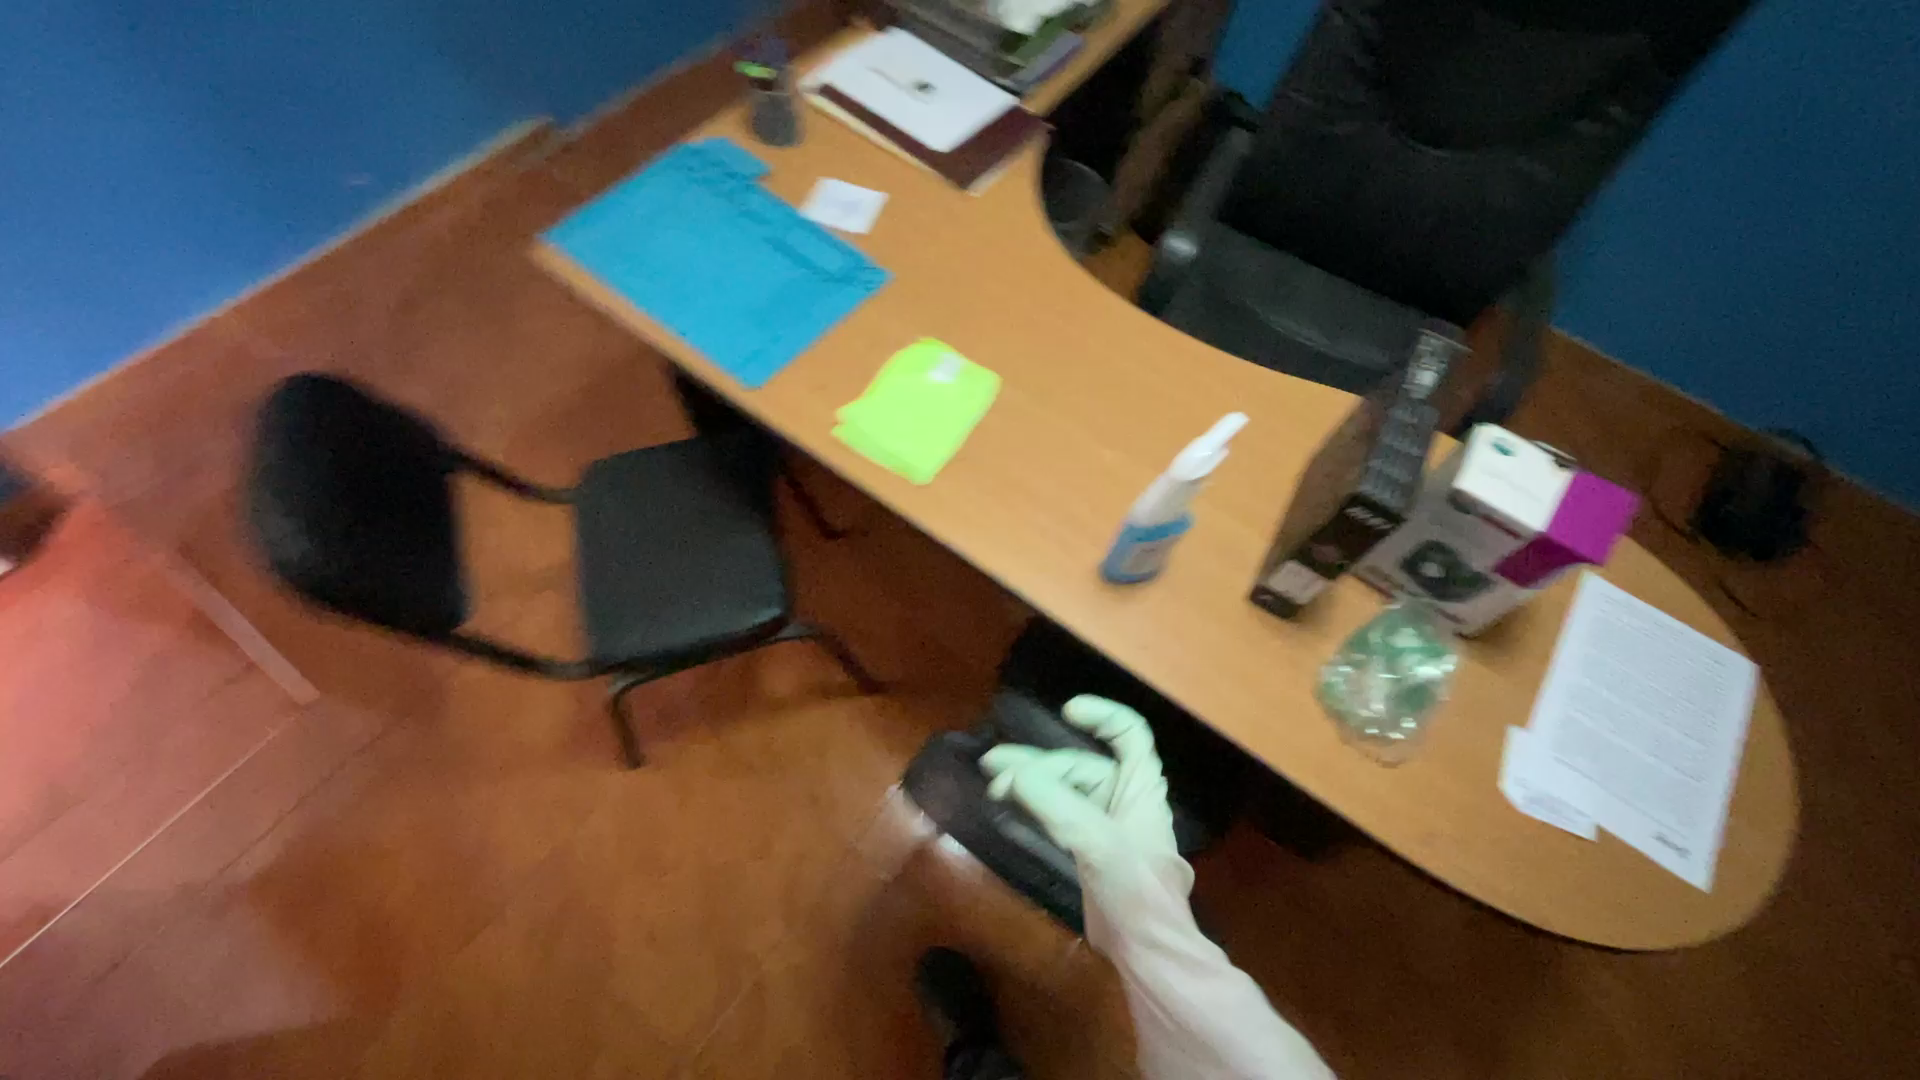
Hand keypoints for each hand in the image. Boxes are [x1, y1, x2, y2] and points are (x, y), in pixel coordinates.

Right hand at [977, 695, 1178, 873]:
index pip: (1129, 734)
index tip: (1067, 712)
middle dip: (1039, 762)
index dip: (1103, 715)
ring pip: (1064, 788)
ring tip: (992, 782)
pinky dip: (1035, 803)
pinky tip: (1010, 803)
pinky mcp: (1089, 847)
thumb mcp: (1096, 841)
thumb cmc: (1134, 890)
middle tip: (993, 766)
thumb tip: (1015, 776)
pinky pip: (1058, 811)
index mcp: (1140, 788)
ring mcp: (1106, 824)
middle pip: (1080, 764)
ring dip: (1030, 782)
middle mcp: (1124, 798)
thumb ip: (1057, 804)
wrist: (1145, 952)